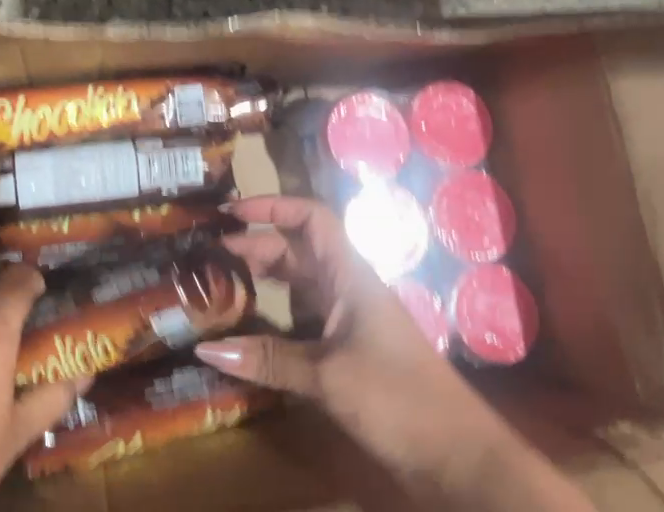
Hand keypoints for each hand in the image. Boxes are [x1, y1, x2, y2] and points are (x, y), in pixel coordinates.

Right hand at [194, 196, 590, 511]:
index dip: (271, 207)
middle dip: (255, 246)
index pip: (310, 219)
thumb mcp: (328, 377)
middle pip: (297, 251)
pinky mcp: (349, 354)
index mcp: (350, 276)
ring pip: (299, 287)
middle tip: (210, 257)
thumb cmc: (398, 398)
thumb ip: (269, 360)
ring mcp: (350, 322)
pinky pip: (304, 321)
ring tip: (221, 287)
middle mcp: (348, 290)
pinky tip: (249, 333)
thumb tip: (205, 349)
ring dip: (264, 281)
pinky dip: (275, 319)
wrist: (457, 457)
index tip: (229, 212)